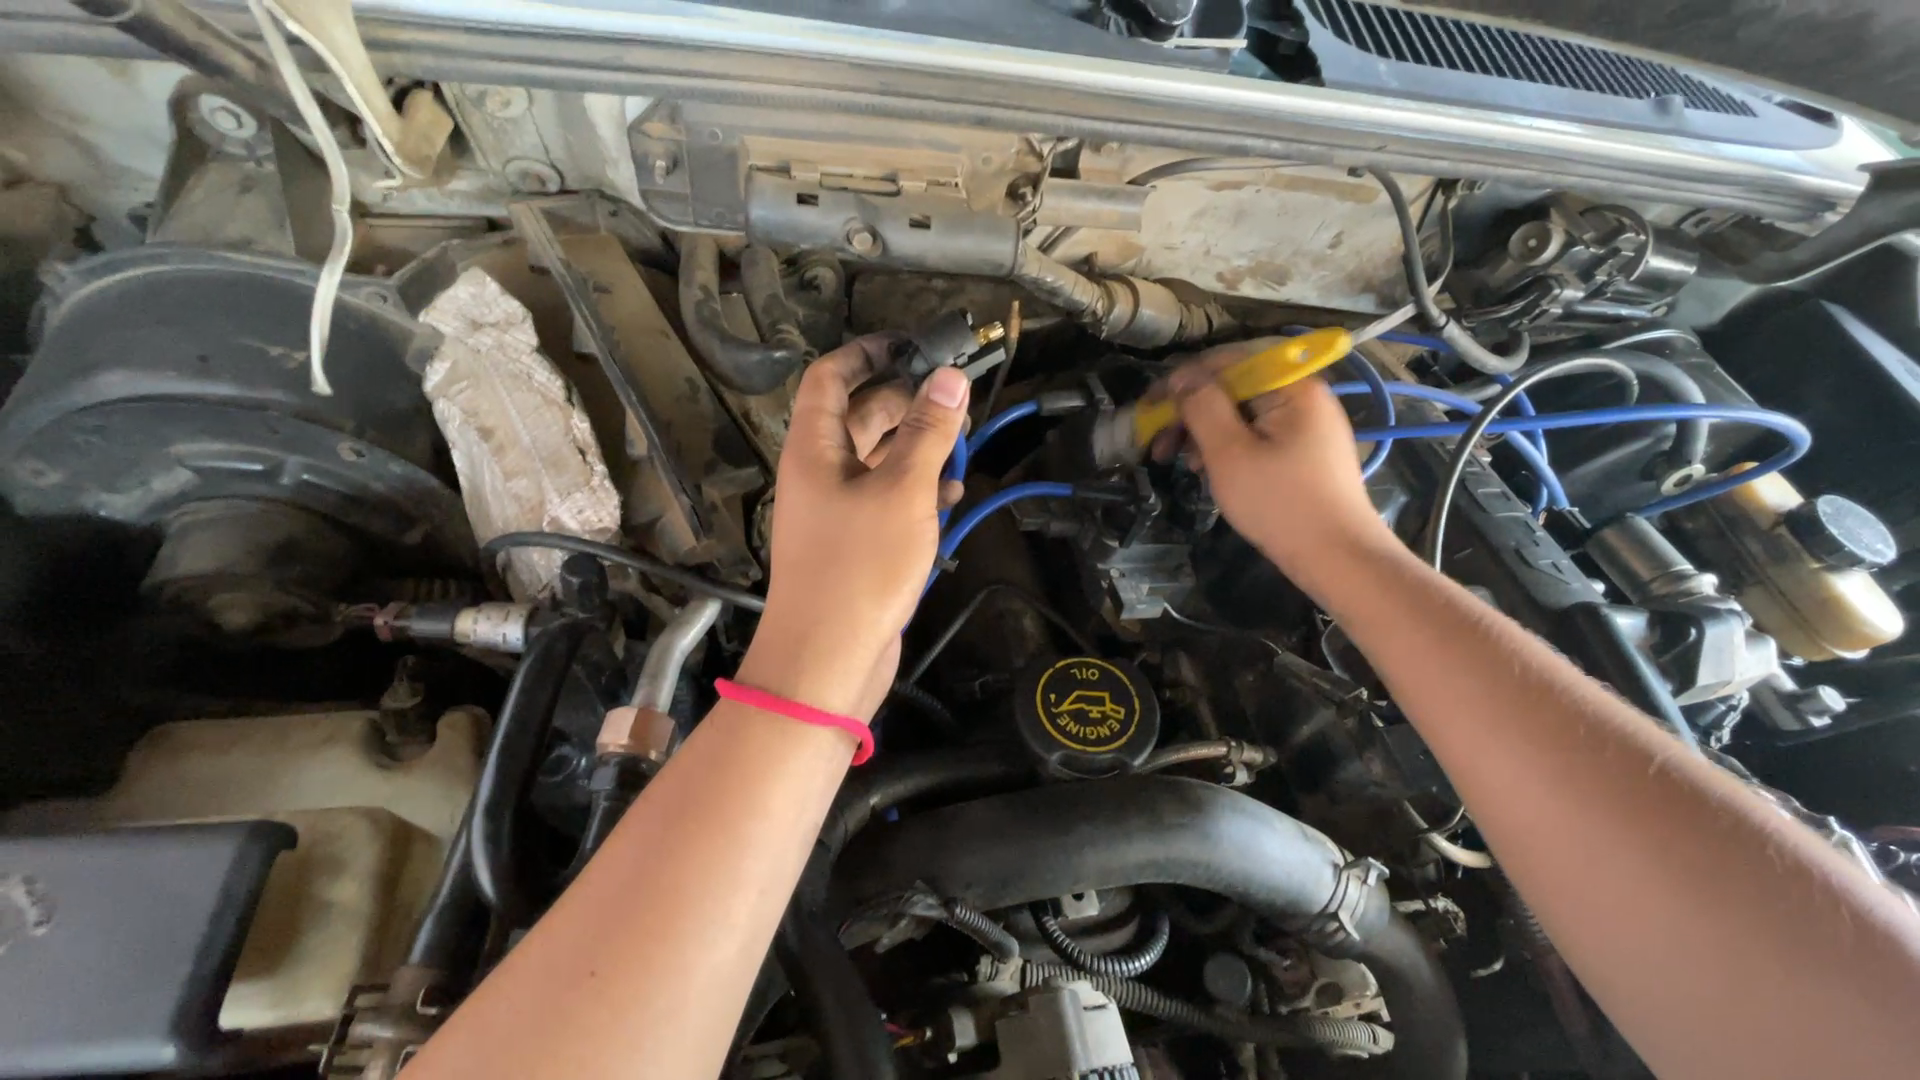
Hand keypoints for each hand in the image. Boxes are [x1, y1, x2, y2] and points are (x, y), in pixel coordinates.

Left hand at [738, 335, 969, 718]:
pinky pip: (886, 501)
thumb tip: (949, 377)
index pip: (830, 378)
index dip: (866, 354)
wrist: (828, 657)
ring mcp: (837, 510)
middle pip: (860, 417)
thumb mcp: (903, 491)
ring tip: (962, 444)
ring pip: (878, 461)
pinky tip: (952, 496)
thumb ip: (928, 432)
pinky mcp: (856, 544)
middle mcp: (819, 472)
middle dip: (906, 403)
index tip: (911, 345)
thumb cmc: (860, 567)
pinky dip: (917, 492)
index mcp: (814, 448)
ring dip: (918, 449)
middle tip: (953, 397)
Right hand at [1156, 337, 1394, 574]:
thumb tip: (1181, 376)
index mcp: (1291, 385)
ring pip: (1243, 412)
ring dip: (1205, 432)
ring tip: (1183, 464)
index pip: (1225, 362)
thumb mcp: (1229, 453)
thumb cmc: (1280, 504)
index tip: (1148, 409)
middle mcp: (1303, 394)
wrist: (1338, 557)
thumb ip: (1202, 407)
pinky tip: (1211, 470)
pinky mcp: (1306, 450)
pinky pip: (1258, 433)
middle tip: (1159, 445)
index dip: (1180, 381)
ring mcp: (1307, 423)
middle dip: (1191, 412)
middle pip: (1234, 386)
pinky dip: (1228, 446)